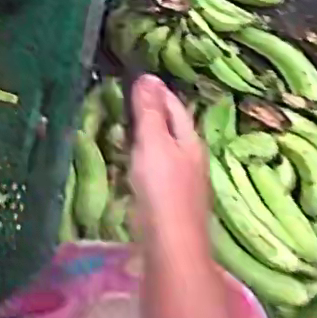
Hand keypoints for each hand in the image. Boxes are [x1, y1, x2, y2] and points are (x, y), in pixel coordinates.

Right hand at [127, 75, 210, 261]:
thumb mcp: (153, 141)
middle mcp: (191, 157)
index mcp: (190, 141)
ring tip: (125, 123)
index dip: (158, 91)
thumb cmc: (162, 186)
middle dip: (154, 110)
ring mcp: (183, 178)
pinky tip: (131, 158)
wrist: (170, 241)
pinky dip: (144, 153)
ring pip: (165, 146)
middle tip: (127, 97)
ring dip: (148, 132)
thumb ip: (149, 111)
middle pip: (173, 126)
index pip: (176, 107)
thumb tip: (148, 76)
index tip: (136, 78)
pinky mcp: (170, 195)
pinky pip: (157, 163)